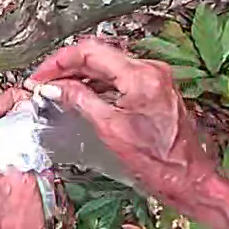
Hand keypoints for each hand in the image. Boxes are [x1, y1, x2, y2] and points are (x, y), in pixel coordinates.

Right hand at [28, 39, 228, 228]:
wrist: (187, 177)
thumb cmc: (157, 160)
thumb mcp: (109, 128)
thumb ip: (79, 100)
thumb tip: (54, 87)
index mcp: (140, 76)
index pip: (90, 51)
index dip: (59, 61)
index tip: (41, 75)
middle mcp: (150, 69)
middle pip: (98, 54)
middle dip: (67, 66)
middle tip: (44, 82)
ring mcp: (154, 77)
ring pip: (107, 64)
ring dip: (80, 74)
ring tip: (57, 88)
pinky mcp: (155, 87)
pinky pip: (119, 76)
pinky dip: (97, 82)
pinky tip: (81, 93)